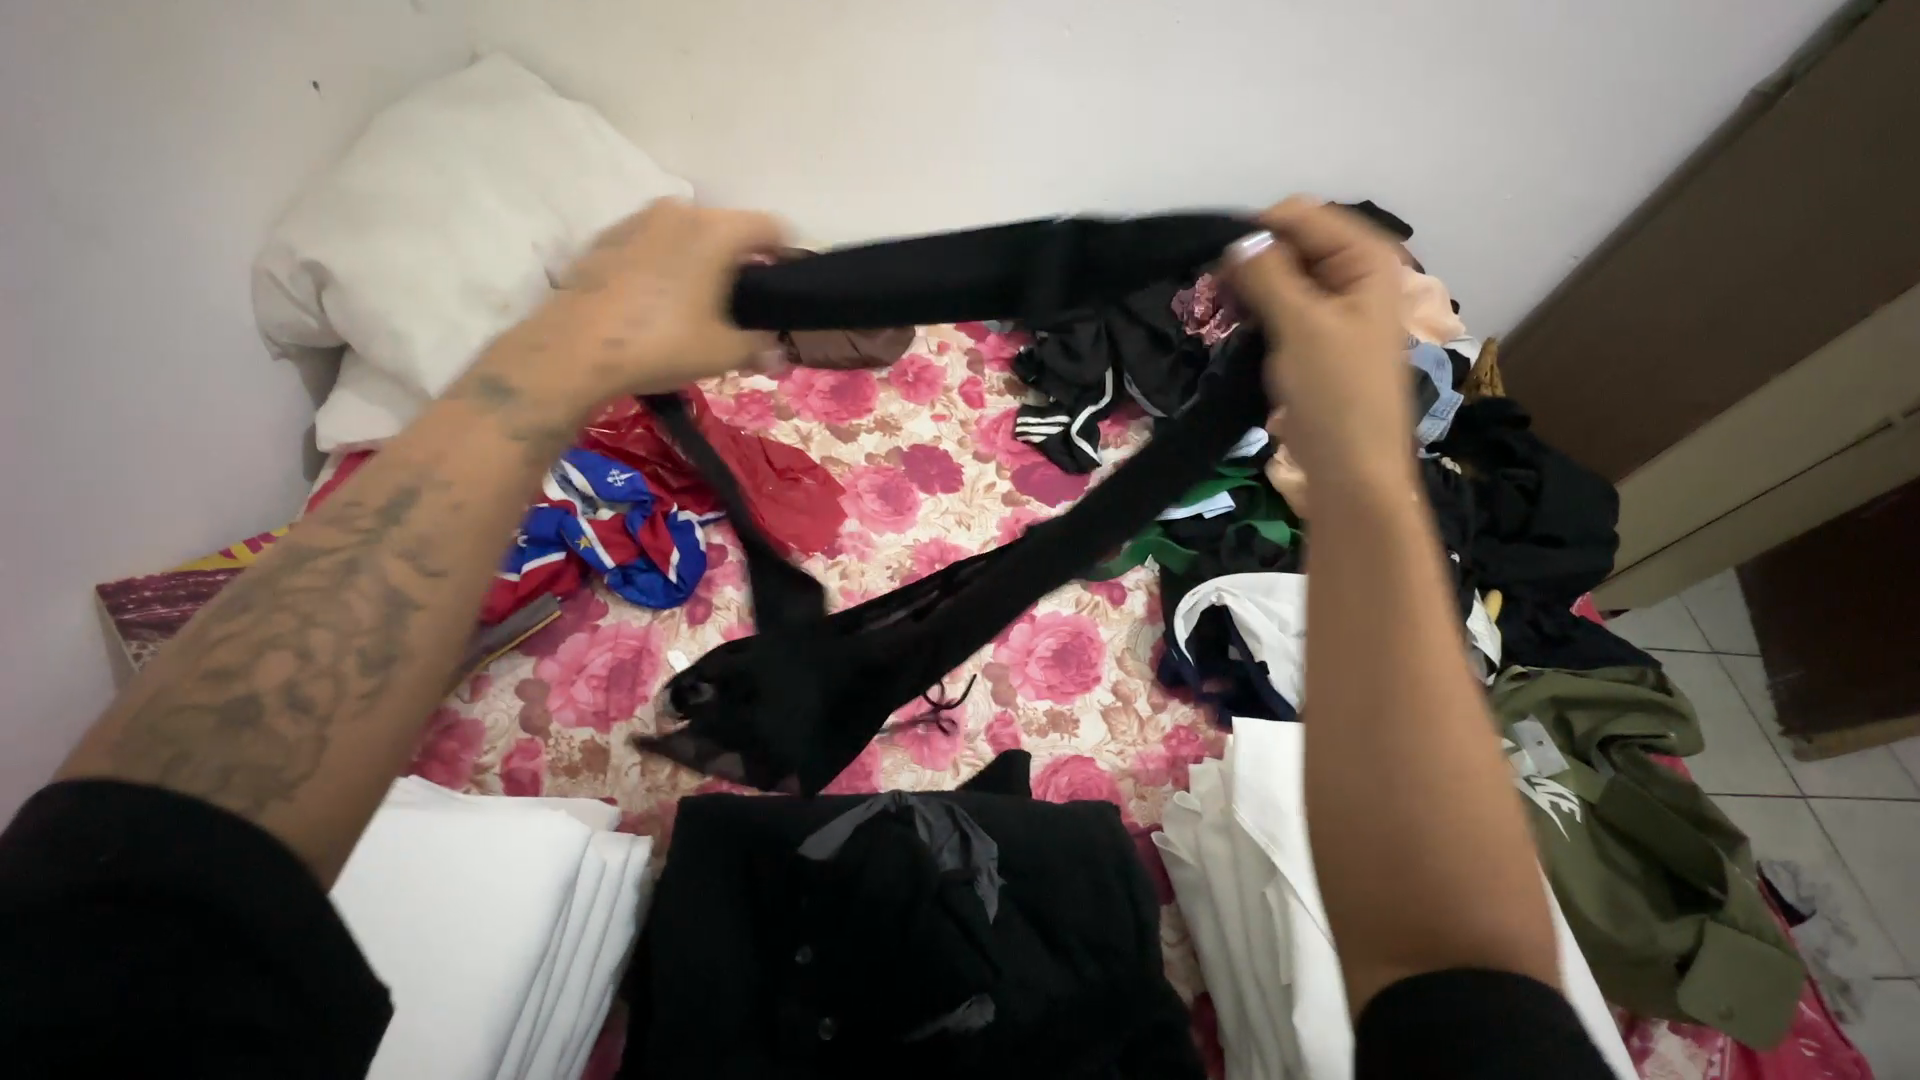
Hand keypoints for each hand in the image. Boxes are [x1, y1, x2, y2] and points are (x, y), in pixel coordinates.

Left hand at [500, 198, 787, 404]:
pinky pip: (654, 242)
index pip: (771, 227)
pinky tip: (659, 300)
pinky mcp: (607, 236)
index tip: (784, 287)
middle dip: (742, 259)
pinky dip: (666, 262)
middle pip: (728, 227)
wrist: (575, 349)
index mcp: (716, 231)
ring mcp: (639, 219)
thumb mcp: (723, 353)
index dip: (785, 256)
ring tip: (700, 302)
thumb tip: (779, 354)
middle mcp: (679, 211)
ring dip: (702, 258)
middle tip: (743, 303)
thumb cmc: (661, 344)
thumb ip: (760, 348)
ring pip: (688, 232)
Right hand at [1224, 197, 1411, 483]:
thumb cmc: (1334, 395)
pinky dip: (1259, 319)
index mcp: (1366, 259)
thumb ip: (1267, 274)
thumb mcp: (1300, 326)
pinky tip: (1241, 337)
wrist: (1350, 471)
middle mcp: (1356, 277)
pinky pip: (1283, 313)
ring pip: (1282, 281)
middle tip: (1218, 301)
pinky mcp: (1319, 344)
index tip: (1215, 267)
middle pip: (1292, 246)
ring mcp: (1337, 312)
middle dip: (1252, 266)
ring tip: (1227, 322)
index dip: (1256, 234)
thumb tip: (1235, 239)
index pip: (1300, 216)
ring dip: (1251, 296)